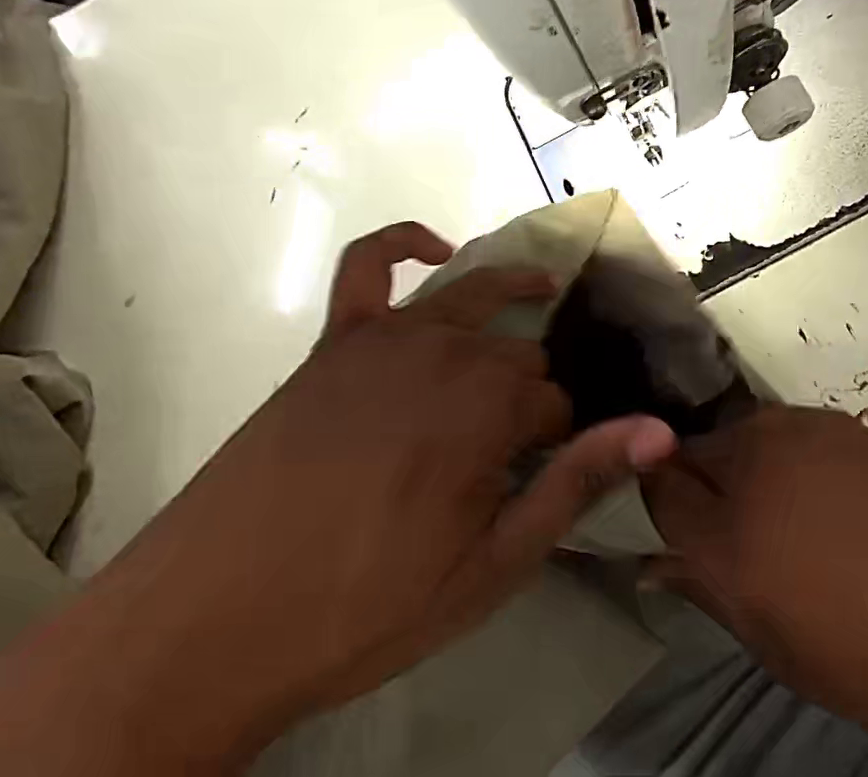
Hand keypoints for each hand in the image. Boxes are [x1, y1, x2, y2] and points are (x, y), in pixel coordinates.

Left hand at [0, 223, 676, 775]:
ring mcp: (385, 339)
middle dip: (528, 396)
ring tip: (544, 294)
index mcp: (488, 409)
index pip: (556, 406)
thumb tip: (660, 432)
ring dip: (515, 297)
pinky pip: (370, 264)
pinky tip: (435, 247)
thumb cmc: (365, 606)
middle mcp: (446, 354)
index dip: (555, 445)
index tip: (535, 480)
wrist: (208, 626)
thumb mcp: (493, 565)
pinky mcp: (333, 342)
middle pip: (519, 357)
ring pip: (475, 297)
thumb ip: (578, 484)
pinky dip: (405, 242)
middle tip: (512, 450)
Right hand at [641, 407, 867, 776]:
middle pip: (700, 451)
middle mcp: (760, 452)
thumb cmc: (865, 652)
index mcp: (727, 514)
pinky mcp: (847, 425)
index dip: (661, 507)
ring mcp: (807, 429)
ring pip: (747, 439)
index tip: (676, 531)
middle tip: (732, 534)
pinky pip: (791, 437)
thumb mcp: (764, 634)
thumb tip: (658, 558)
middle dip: (702, 485)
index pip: (658, 484)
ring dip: (747, 470)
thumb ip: (699, 580)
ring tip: (784, 520)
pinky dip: (789, 462)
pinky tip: (824, 504)